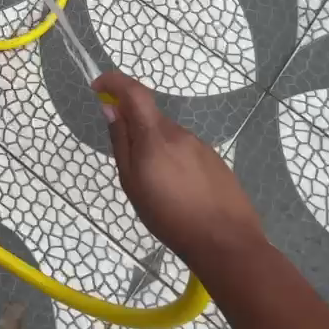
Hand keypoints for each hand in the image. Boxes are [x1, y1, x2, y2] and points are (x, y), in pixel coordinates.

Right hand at [93, 70, 264, 266]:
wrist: (230, 247)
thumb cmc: (170, 217)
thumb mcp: (131, 182)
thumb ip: (121, 141)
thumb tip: (111, 109)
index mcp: (156, 136)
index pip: (134, 91)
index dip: (113, 81)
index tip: (98, 89)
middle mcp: (180, 134)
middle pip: (150, 117)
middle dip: (135, 129)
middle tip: (132, 165)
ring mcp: (203, 148)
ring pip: (169, 136)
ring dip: (157, 148)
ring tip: (160, 187)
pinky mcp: (218, 163)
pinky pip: (187, 151)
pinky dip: (176, 161)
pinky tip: (182, 192)